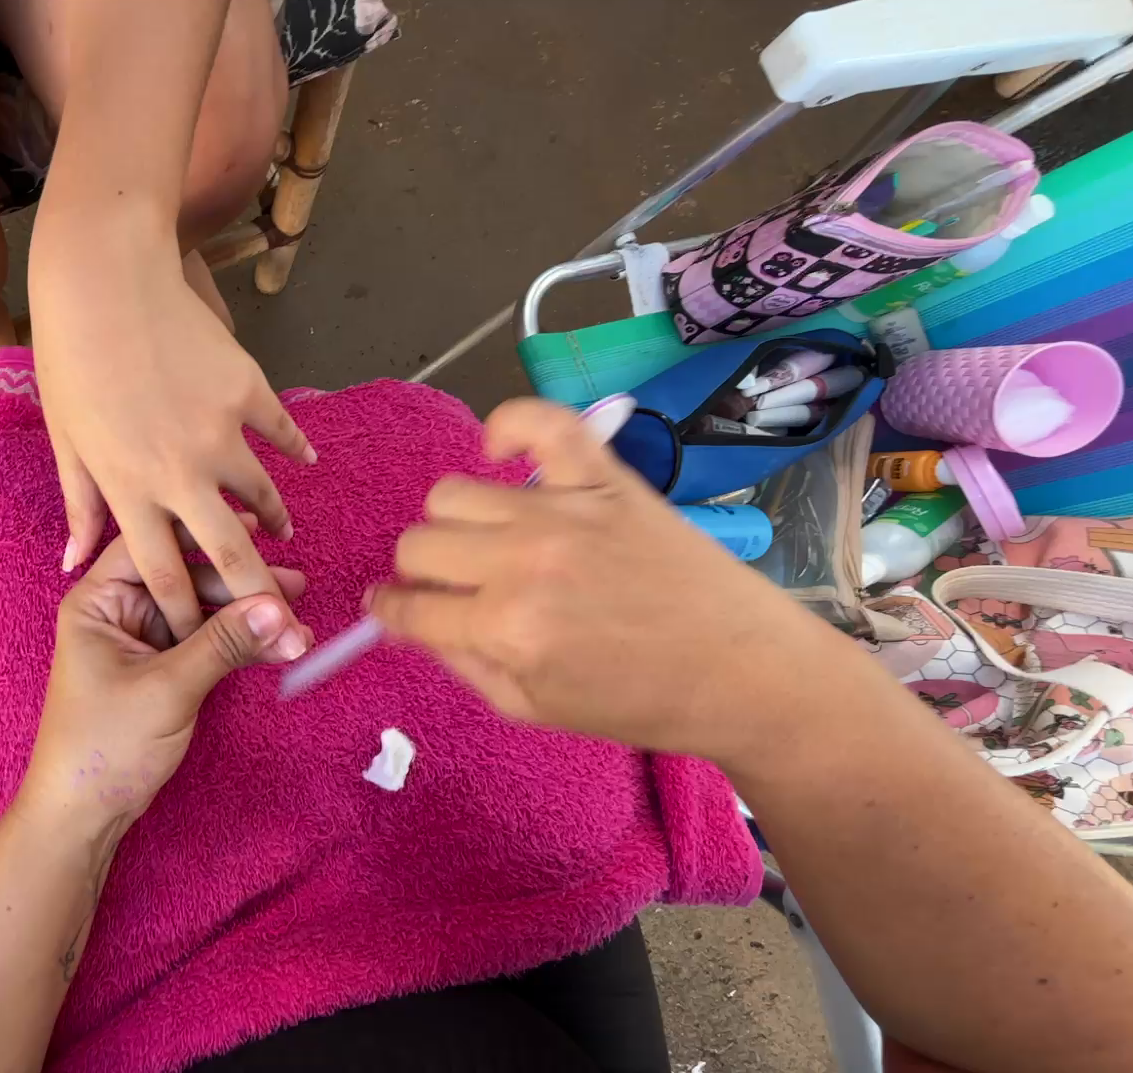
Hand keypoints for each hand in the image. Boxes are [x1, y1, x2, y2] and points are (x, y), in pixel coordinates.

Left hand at [22, 518, 311, 827]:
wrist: (84, 814)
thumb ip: (223, 645)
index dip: (200, 534)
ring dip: (246, 617)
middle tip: (294, 586)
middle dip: (239, 587)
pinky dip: (237, 644)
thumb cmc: (105, 745)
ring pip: (201, 612)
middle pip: (185, 580)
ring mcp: (141, 640)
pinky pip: (205, 643)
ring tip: (296, 617)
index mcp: (98, 601)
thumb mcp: (167, 689)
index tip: (251, 527)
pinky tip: (276, 643)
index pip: (152, 549)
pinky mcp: (161, 667)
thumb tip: (280, 610)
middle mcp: (119, 611)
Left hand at [30, 226, 316, 641]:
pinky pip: (282, 431)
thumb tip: (71, 560)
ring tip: (284, 532)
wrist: (104, 279)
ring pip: (261, 494)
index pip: (164, 574)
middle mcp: (181, 473)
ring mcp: (221, 432)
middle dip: (257, 595)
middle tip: (283, 619)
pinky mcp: (248, 391)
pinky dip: (295, 449)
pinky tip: (304, 461)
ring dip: (275, 518)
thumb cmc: (70, 361)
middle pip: (228, 552)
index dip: (188, 615)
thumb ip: (79, 505)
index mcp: (129, 489)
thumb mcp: (65, 440)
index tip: (206, 638)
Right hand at [367, 398, 865, 762]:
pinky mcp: (605, 480)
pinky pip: (541, 424)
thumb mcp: (528, 709)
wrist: (746, 674)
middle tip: (452, 586)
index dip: (386, 609)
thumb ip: (456, 660)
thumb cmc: (634, 703)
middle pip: (418, 543)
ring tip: (486, 540)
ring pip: (451, 492)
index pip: (405, 605)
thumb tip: (407, 617)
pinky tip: (501, 454)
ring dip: (453, 523)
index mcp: (505, 630)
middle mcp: (523, 563)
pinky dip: (509, 428)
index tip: (389, 607)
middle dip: (419, 573)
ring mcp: (563, 513)